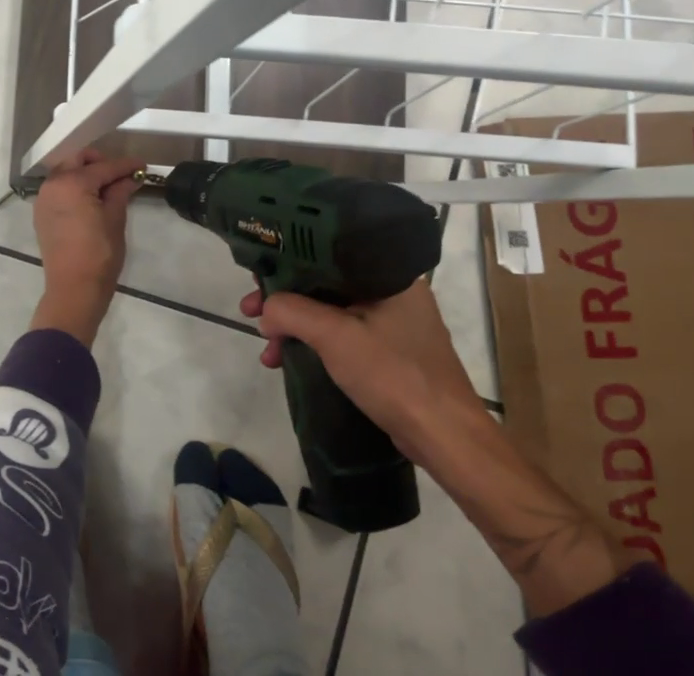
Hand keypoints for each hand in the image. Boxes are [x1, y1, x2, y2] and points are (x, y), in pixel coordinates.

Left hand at [29, 149, 144, 345]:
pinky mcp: (41, 213)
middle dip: (99, 162)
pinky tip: (90, 199)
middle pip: (77, 161)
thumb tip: (130, 178)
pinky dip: (73, 187)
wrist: (73, 287)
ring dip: (85, 174)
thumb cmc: (99, 253)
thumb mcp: (115, 220)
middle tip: (120, 174)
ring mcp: (43, 199)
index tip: (142, 165)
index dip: (125, 166)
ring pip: (65, 173)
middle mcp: (52, 185)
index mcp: (72, 183)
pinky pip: (58, 189)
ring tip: (107, 188)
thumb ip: (120, 192)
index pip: (103, 167)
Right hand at [242, 280, 481, 460]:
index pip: (326, 257)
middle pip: (324, 286)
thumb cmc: (393, 375)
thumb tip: (265, 311)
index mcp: (389, 277)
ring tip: (267, 350)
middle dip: (284, 302)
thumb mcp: (334, 336)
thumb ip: (292, 312)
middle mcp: (393, 294)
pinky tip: (288, 360)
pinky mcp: (389, 352)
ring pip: (329, 313)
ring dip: (293, 327)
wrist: (444, 435)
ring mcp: (393, 325)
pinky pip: (340, 336)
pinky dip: (312, 344)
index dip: (285, 267)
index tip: (256, 283)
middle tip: (250, 315)